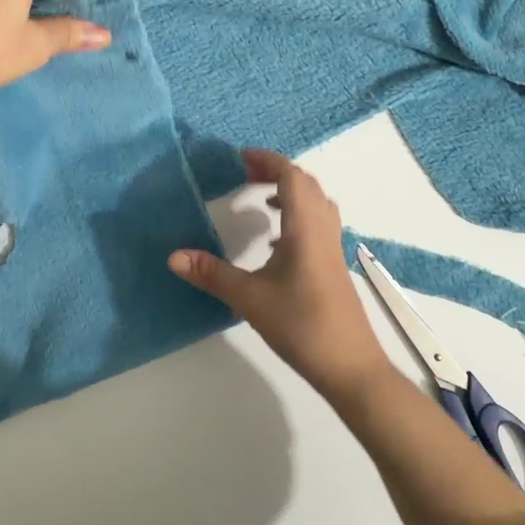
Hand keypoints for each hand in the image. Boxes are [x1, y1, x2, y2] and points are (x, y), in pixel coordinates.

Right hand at [169, 149, 390, 400]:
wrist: (351, 367)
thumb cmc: (302, 325)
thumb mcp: (249, 298)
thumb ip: (211, 274)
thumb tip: (173, 256)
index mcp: (305, 229)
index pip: (292, 177)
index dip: (268, 161)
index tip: (241, 157)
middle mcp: (323, 232)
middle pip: (307, 185)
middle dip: (277, 173)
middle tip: (246, 175)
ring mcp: (332, 251)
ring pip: (317, 205)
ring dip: (291, 193)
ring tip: (261, 200)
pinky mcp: (334, 268)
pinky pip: (318, 226)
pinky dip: (297, 219)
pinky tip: (275, 243)